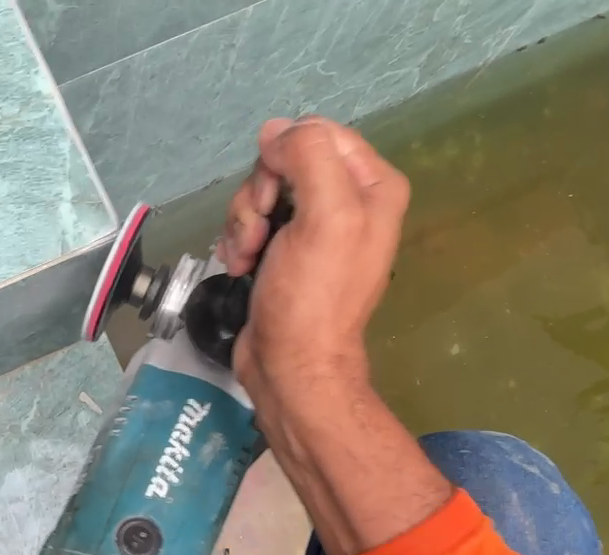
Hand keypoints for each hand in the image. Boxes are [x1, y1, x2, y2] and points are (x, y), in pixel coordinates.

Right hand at [215, 117, 448, 554]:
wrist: (289, 367)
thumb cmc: (312, 297)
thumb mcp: (324, 217)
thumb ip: (307, 156)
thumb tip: (274, 132)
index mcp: (371, 187)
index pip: (317, 135)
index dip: (284, 160)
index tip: (274, 201)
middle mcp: (344, 204)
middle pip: (283, 164)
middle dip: (259, 198)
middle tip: (260, 236)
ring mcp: (310, 232)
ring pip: (260, 196)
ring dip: (243, 224)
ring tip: (248, 258)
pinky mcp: (280, 256)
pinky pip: (249, 225)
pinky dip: (237, 244)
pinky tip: (240, 267)